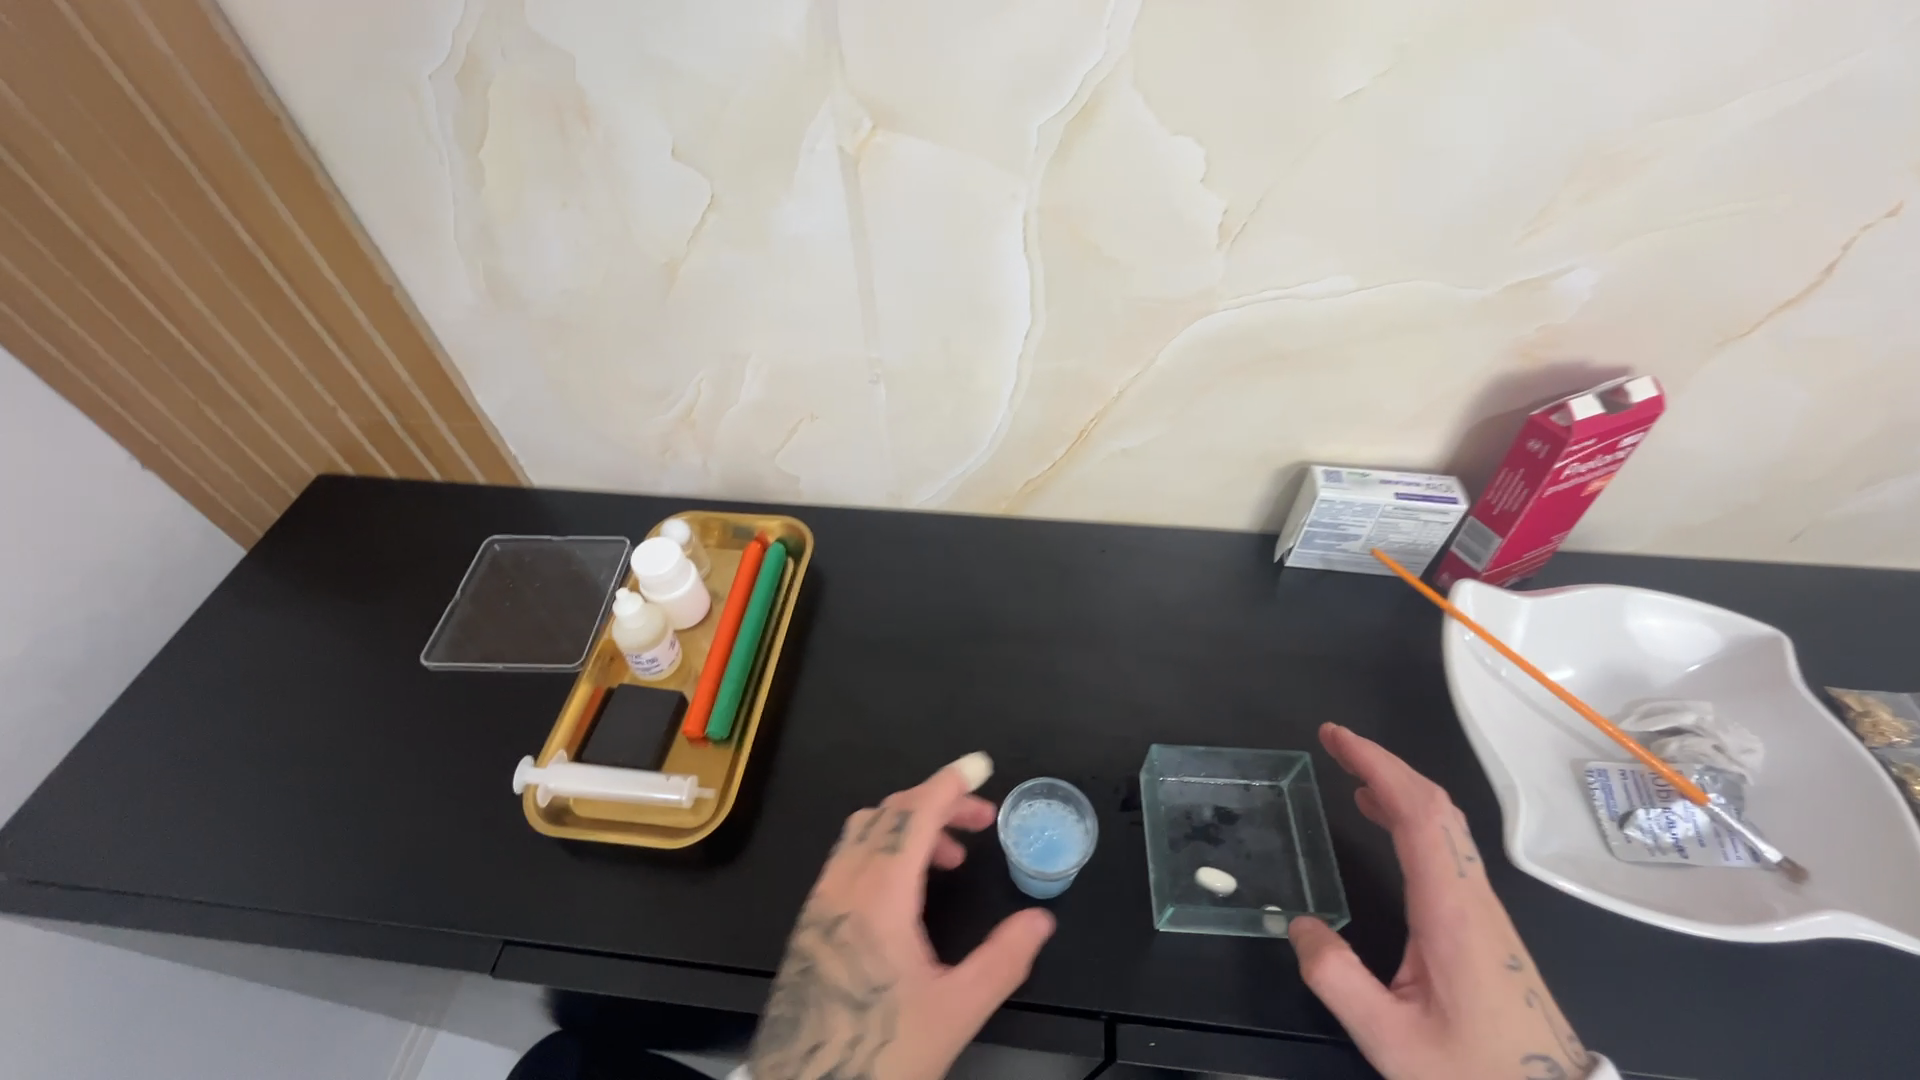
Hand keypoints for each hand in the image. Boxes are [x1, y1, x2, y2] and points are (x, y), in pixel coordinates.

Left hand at [747, 753, 1056, 1079]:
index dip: (951, 782)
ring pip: (865, 829)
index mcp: (880, 896)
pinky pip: (850, 855)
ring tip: (949, 858)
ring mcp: (823, 899)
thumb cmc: (879, 1052)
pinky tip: (907, 887)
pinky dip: (885, 846)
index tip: (980, 766)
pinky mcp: (813, 918)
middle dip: (939, 802)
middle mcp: (845, 884)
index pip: (916, 813)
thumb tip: (1040, 920)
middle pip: (891, 811)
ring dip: (910, 824)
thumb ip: (1003, 960)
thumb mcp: (956, 1011)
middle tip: (981, 820)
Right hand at [1290, 724, 1595, 1079]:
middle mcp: (1472, 896)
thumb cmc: (1476, 1074)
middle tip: (1332, 741)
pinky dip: (1410, 813)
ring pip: (1445, 822)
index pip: (1417, 813)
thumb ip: (1336, 980)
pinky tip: (1384, 821)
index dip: (1376, 765)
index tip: (1334, 739)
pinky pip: (1447, 844)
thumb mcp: (1391, 1042)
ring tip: (1349, 772)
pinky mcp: (1484, 920)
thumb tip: (1299, 924)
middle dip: (1382, 762)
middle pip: (1434, 804)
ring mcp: (1484, 906)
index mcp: (1449, 911)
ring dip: (1398, 784)